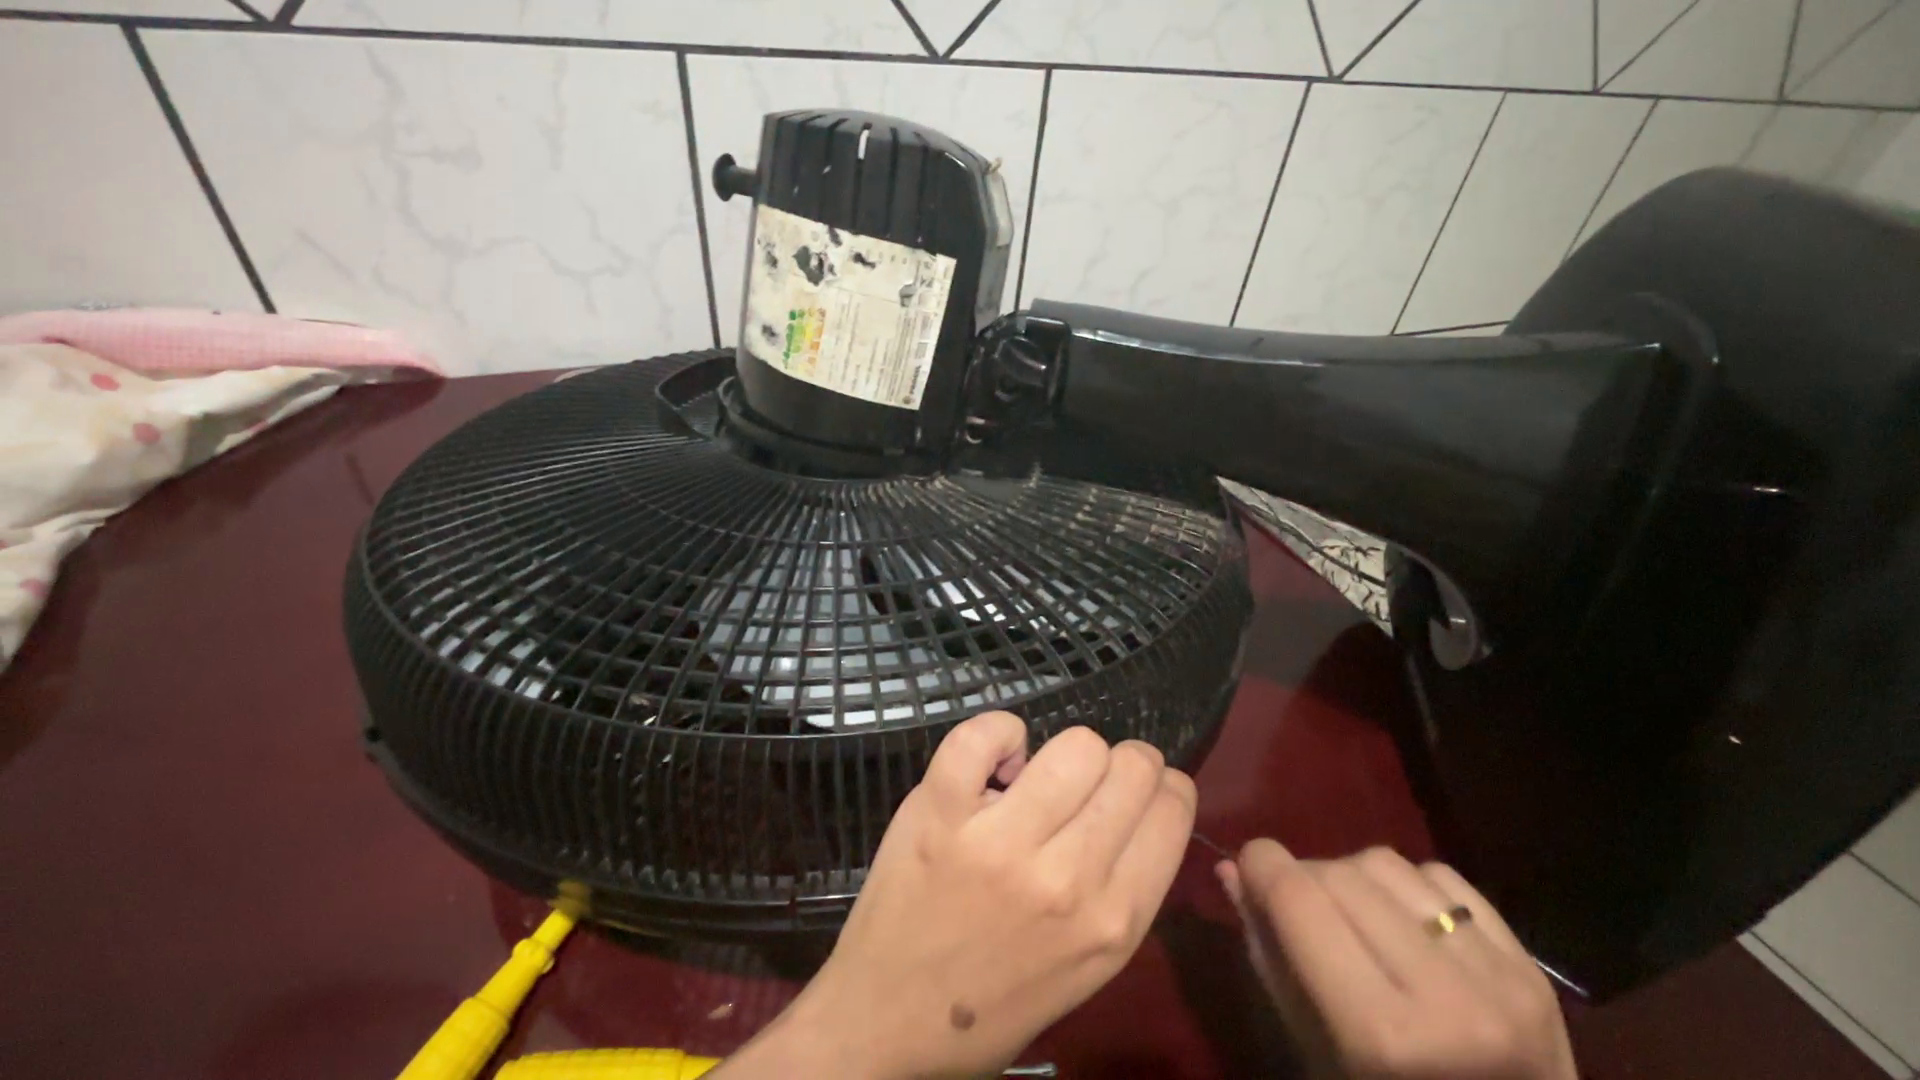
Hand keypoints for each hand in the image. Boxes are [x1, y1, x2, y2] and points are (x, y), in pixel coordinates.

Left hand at [716, 711, 1196, 1079]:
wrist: (889, 1024)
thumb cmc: (995, 1002)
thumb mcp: (1089, 966)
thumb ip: (1123, 887)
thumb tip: (1137, 807)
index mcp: (1114, 919)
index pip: (1172, 805)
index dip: (1160, 786)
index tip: (1135, 792)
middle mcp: (1068, 878)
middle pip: (1132, 766)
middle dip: (1119, 763)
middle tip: (1085, 785)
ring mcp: (999, 841)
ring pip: (1076, 745)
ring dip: (1064, 752)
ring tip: (1037, 779)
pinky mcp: (939, 813)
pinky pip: (982, 734)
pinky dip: (996, 732)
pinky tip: (994, 760)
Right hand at [1221, 841, 1576, 1079]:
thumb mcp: (1312, 1055)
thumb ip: (1270, 958)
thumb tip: (1232, 871)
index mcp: (1380, 1034)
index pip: (1300, 900)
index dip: (1261, 865)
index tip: (1248, 865)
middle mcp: (1444, 995)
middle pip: (1340, 875)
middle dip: (1304, 878)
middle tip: (1297, 907)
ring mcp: (1498, 977)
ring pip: (1389, 864)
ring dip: (1354, 878)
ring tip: (1354, 917)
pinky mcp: (1530, 966)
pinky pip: (1443, 878)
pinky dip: (1408, 888)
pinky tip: (1406, 926)